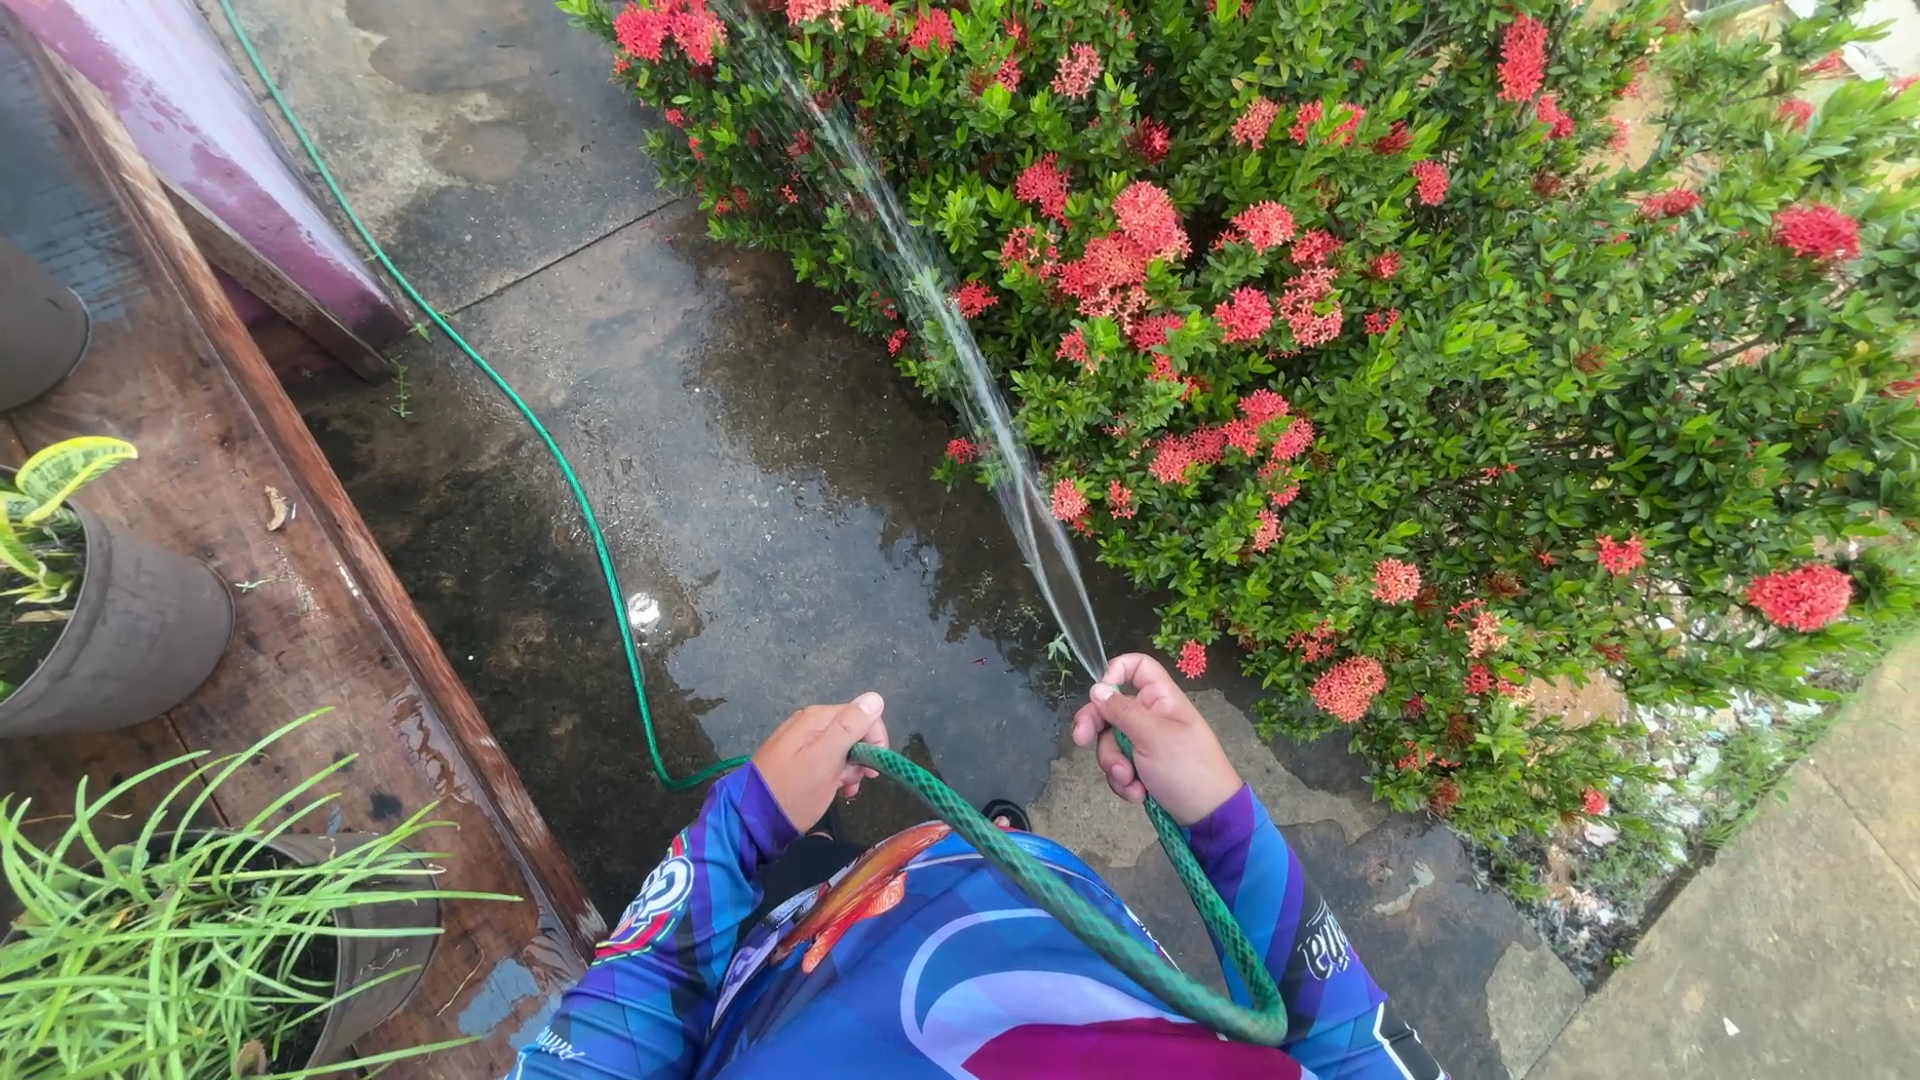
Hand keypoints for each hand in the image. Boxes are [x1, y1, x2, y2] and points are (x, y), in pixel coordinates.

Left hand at [752, 693, 888, 831]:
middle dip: (862, 756)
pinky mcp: (799, 758)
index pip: (863, 716)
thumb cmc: (793, 790)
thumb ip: (849, 727)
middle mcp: (811, 723)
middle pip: (853, 731)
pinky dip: (837, 773)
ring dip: (851, 768)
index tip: (874, 769)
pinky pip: (828, 759)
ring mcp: (803, 740)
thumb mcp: (825, 759)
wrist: (753, 820)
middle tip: (857, 781)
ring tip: (845, 790)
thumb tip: (875, 697)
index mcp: (818, 718)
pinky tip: (836, 789)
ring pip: (843, 747)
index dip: (875, 741)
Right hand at [1071, 654, 1243, 825]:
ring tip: (1131, 781)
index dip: (1115, 671)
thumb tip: (1096, 689)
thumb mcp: (1154, 737)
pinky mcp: (1140, 767)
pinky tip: (1137, 794)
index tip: (1100, 694)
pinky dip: (1123, 781)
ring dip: (1114, 763)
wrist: (1209, 819)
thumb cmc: (1188, 769)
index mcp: (1160, 698)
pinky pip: (1117, 765)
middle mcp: (1150, 715)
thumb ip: (1122, 711)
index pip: (1137, 667)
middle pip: (1110, 707)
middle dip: (1096, 728)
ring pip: (1109, 741)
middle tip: (1081, 740)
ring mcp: (1144, 742)